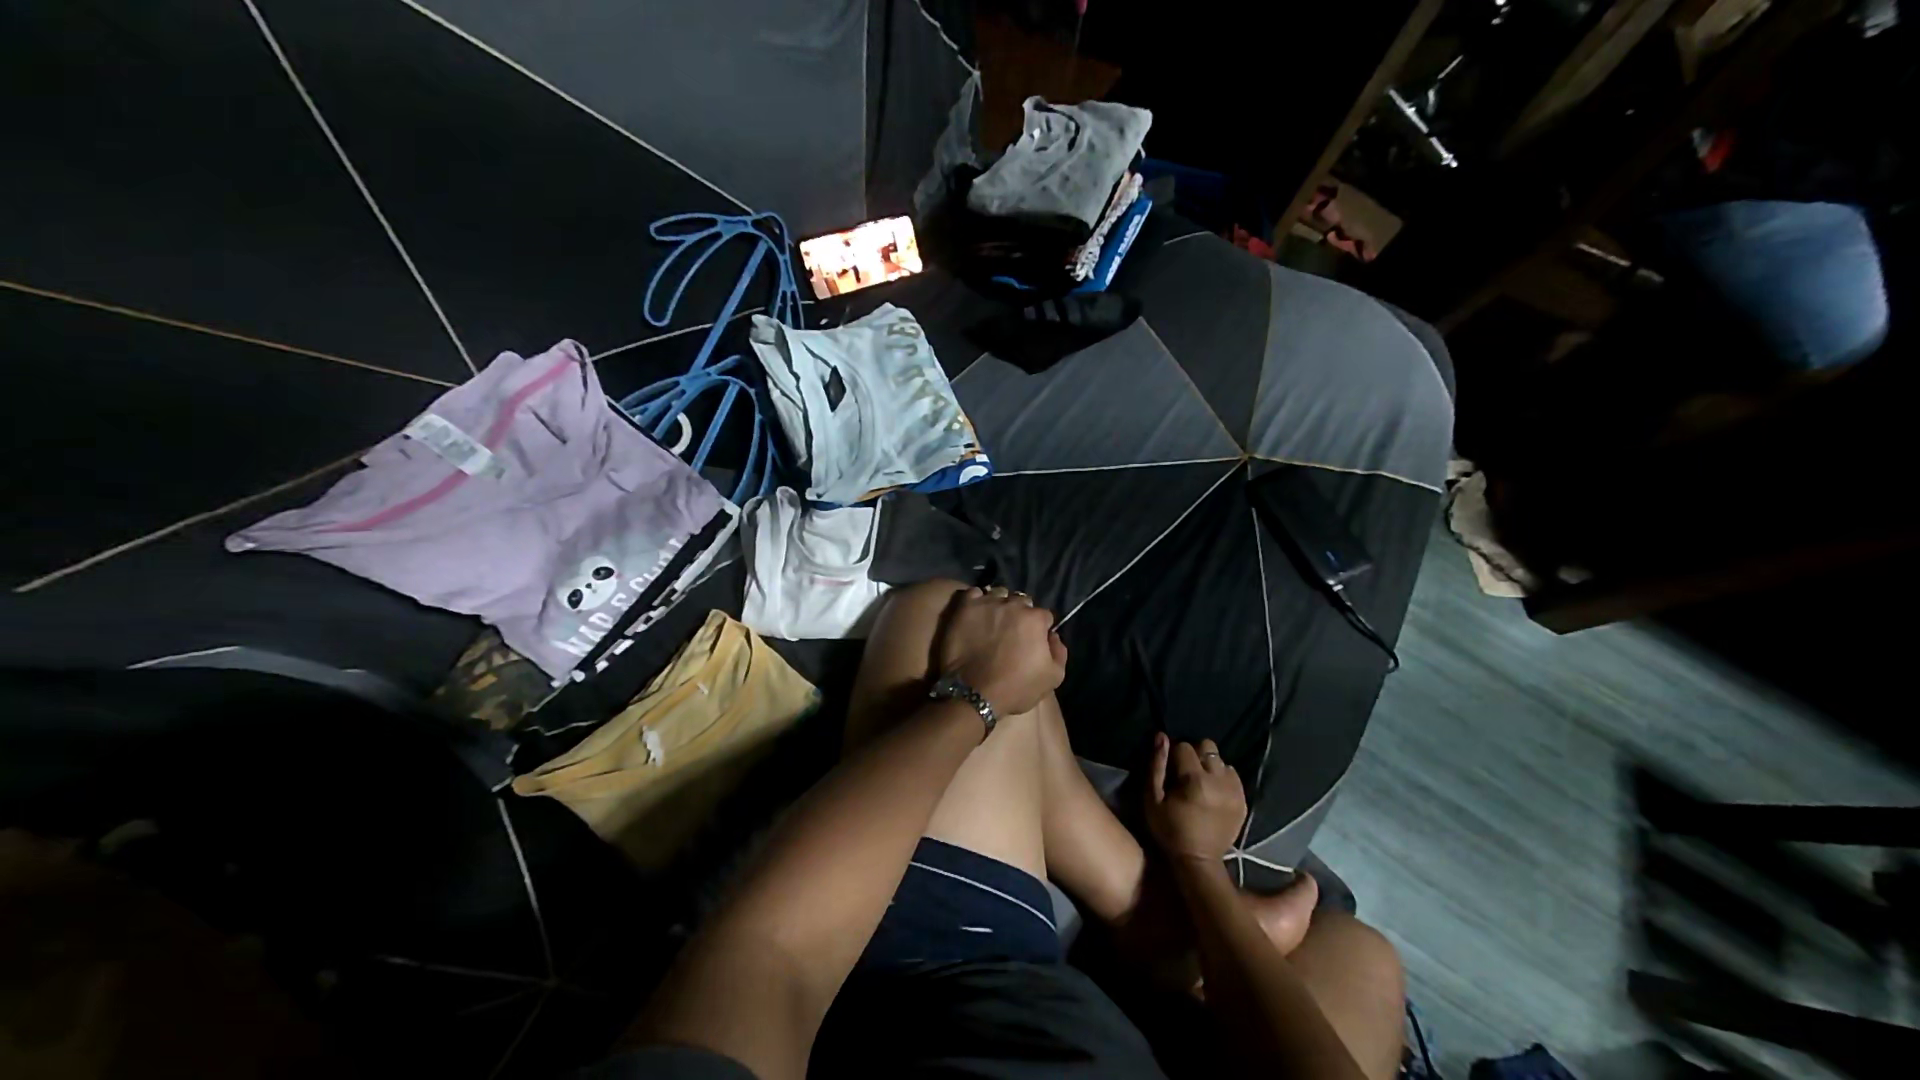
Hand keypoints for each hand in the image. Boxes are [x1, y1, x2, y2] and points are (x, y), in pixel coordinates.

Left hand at [937, 586, 1066, 716]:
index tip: (1032, 640)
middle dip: (1020, 614)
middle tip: (1012, 631)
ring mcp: (988, 603)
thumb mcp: (1053, 678)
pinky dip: (977, 600)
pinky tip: (976, 613)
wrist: (974, 693)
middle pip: (1021, 602)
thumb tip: (1053, 636)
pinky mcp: (965, 607)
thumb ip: (1059, 652)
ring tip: (993, 620)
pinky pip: (974, 593)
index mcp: (1035, 619)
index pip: (1044, 616)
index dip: (1040, 628)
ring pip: (998, 594)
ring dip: (999, 604)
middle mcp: (1013, 605)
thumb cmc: (1016, 688)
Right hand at [1145, 735, 1246, 865]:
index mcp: (1194, 780)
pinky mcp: (1243, 800)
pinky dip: (1223, 778)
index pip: (1184, 746)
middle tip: (1186, 774)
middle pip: (1207, 747)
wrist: (1198, 861)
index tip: (1170, 771)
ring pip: (1221, 760)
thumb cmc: (1169, 830)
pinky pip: (1233, 775)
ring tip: (1201, 783)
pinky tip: (1213, 792)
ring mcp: (1234, 790)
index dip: (1174, 754)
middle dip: (1195, 755)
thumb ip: (1156, 765)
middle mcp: (1218, 780)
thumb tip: (1161, 736)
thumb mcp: (1153, 799)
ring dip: (1210, 766)